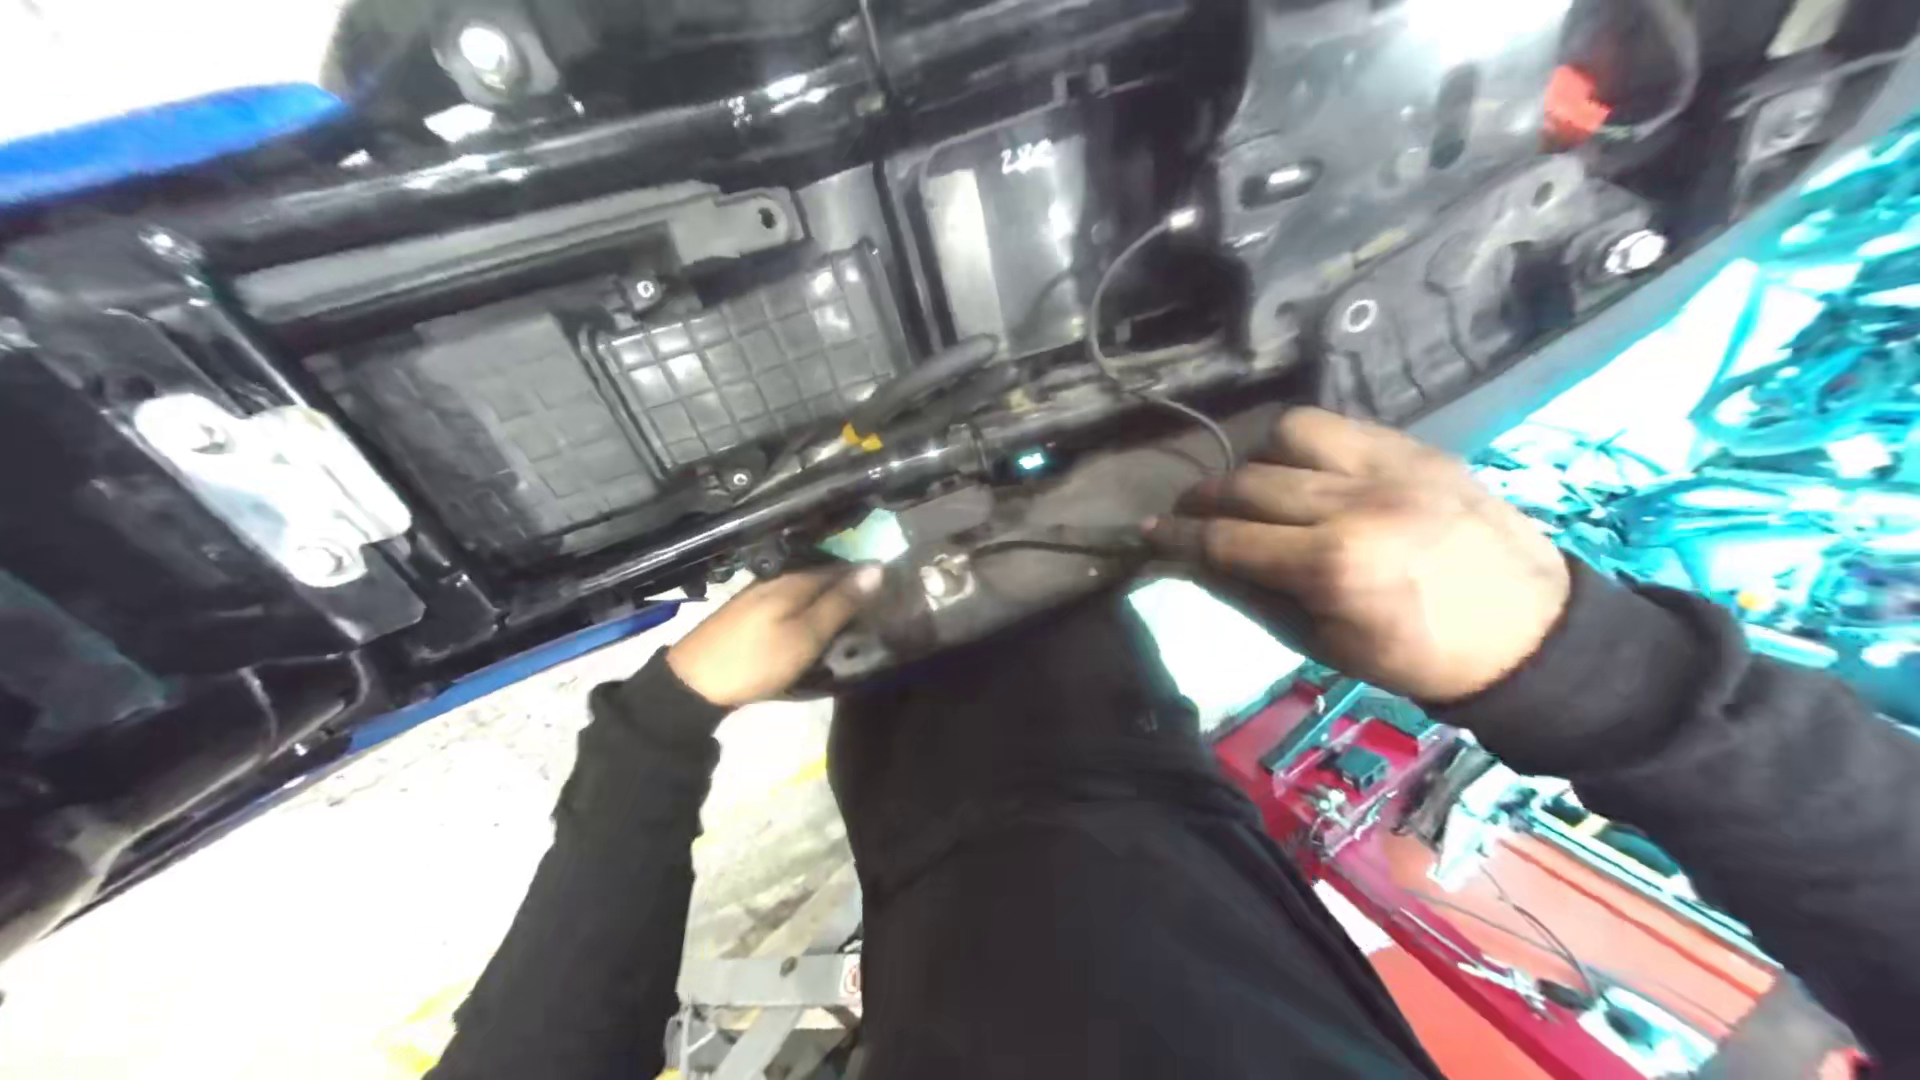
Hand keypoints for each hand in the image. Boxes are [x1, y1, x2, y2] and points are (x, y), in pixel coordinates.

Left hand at [666, 566, 885, 706]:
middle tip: (876, 608)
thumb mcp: (806, 635)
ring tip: (851, 619)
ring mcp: (759, 594)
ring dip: (829, 599)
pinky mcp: (748, 612)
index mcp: (794, 580)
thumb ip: (841, 602)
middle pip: (822, 576)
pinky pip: (790, 600)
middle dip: (849, 587)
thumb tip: (876, 569)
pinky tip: (814, 624)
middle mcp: (777, 579)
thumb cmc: (757, 660)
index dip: (866, 577)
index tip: (891, 592)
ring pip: (805, 589)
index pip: (841, 568)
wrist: (692, 684)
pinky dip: (808, 609)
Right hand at [1146, 408, 1569, 701]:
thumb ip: (1254, 594)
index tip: (1148, 532)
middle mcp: (1352, 504)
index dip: (1176, 537)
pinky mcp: (1416, 449)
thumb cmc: (1415, 657)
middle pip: (1245, 483)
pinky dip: (1300, 444)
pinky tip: (1299, 467)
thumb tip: (1199, 561)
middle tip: (1188, 510)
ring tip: (1253, 483)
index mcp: (1330, 566)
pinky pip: (1336, 426)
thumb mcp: (1322, 644)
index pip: (1224, 540)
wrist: (1532, 635)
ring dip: (1254, 459)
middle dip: (1201, 498)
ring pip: (1286, 434)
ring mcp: (1388, 468)